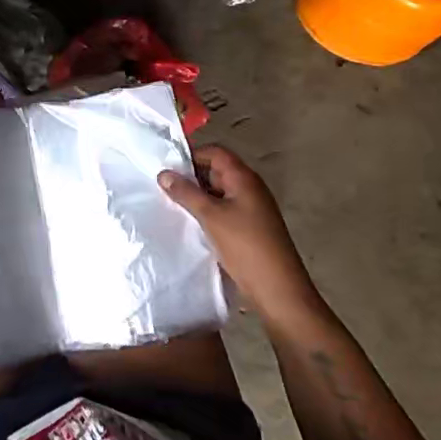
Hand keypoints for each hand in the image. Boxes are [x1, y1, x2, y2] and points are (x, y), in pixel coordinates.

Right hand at [160, 146, 322, 323]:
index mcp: (244, 177)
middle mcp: (250, 187)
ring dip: (199, 197)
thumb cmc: (244, 245)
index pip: (216, 152)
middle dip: (192, 178)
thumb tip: (164, 173)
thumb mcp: (211, 216)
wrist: (276, 287)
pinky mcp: (250, 227)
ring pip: (220, 192)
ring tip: (173, 207)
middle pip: (217, 171)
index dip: (192, 155)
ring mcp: (252, 208)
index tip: (168, 168)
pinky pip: (225, 210)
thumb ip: (186, 193)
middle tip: (165, 189)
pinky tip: (192, 225)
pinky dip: (209, 213)